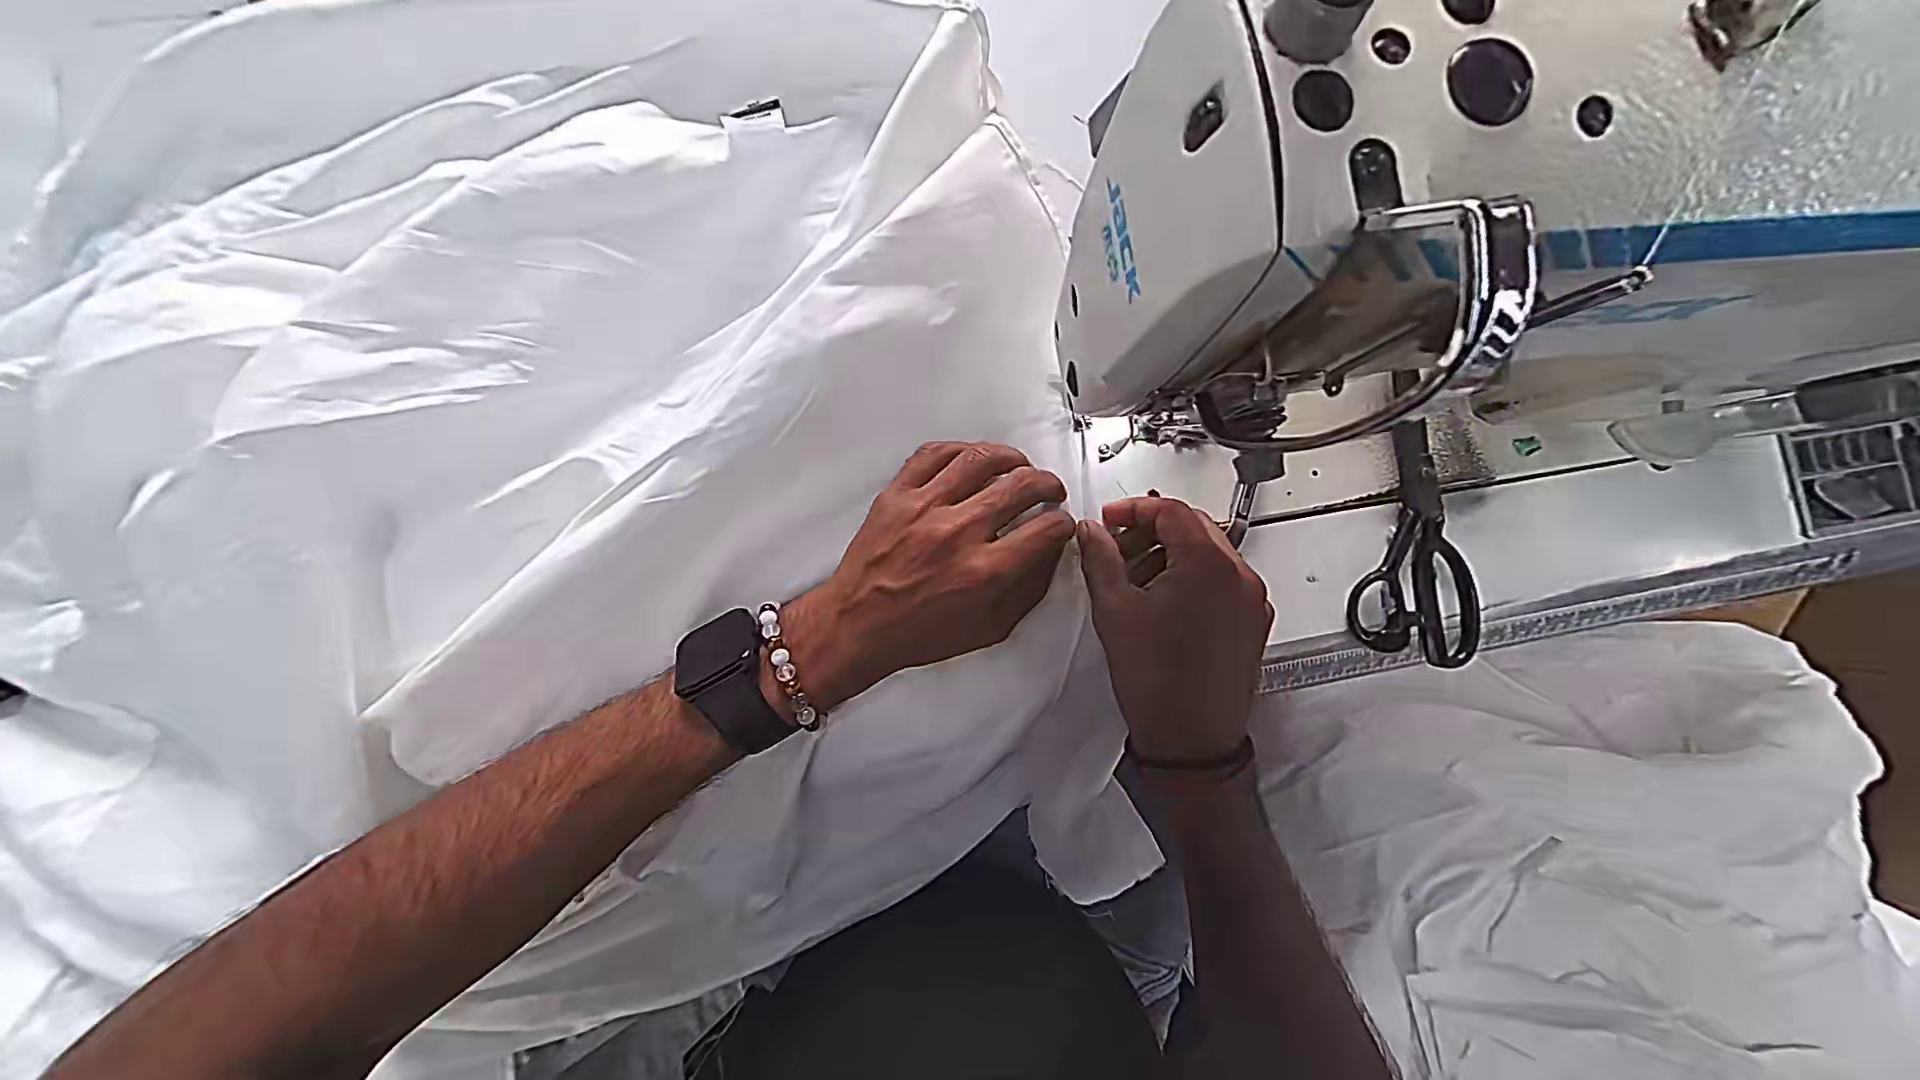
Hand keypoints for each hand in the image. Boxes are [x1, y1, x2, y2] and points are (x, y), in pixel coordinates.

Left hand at [778, 442, 1075, 709]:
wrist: (857, 626)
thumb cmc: (916, 632)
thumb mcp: (989, 627)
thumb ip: (1028, 590)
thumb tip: (1050, 554)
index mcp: (982, 571)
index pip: (1045, 529)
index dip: (1062, 523)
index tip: (1059, 522)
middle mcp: (955, 534)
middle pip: (1021, 485)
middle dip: (1048, 484)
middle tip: (1049, 490)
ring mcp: (923, 509)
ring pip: (980, 459)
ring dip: (1012, 458)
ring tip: (1019, 466)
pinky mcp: (896, 496)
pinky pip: (933, 454)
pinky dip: (961, 449)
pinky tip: (973, 458)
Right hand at [1077, 497, 1273, 762]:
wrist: (1192, 740)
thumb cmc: (1161, 686)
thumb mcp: (1114, 610)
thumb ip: (1100, 559)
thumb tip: (1091, 534)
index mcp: (1208, 565)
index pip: (1171, 510)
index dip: (1133, 509)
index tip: (1111, 520)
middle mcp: (1239, 577)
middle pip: (1192, 527)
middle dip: (1150, 530)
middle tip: (1117, 544)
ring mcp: (1250, 601)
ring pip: (1208, 554)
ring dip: (1169, 554)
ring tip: (1133, 577)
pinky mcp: (1252, 622)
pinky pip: (1221, 582)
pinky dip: (1190, 578)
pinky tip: (1159, 600)